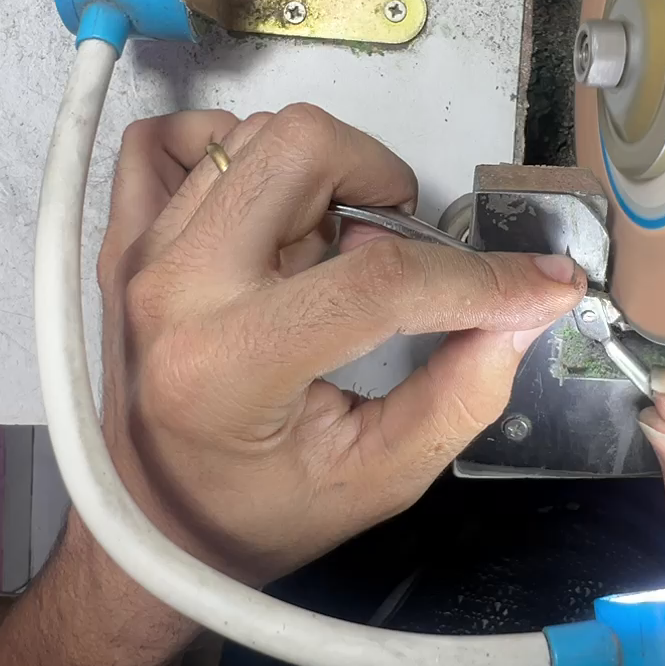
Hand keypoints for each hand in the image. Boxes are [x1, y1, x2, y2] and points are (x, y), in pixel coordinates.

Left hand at [89, 103, 583, 581]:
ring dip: (320, 178)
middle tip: (394, 245)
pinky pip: (169, 141)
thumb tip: (527, 303)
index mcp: (230, 367)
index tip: (540, 282)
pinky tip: (261, 211)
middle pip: (303, 147)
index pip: (377, 281)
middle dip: (381, 178)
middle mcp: (173, 289)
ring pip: (254, 135)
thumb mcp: (380, 478)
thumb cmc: (259, 514)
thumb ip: (465, 392)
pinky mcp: (124, 237)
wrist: (147, 530)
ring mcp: (140, 253)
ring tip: (326, 250)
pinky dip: (229, 152)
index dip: (479, 276)